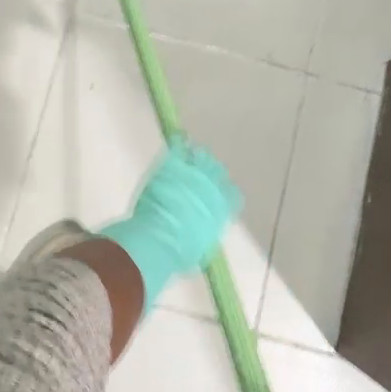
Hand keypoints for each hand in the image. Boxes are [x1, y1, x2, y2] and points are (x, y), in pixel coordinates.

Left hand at [97, 136, 241, 305]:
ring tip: (191, 159)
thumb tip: (204, 230)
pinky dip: (181, 143)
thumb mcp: (202, 249)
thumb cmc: (181, 252)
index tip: (214, 197)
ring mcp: (194, 173)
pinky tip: (179, 139)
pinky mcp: (174, 165)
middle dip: (210, 174)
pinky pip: (181, 147)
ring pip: (202, 157)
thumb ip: (208, 233)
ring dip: (197, 159)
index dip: (223, 194)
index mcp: (223, 208)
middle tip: (200, 178)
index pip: (232, 194)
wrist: (158, 239)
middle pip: (217, 172)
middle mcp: (213, 186)